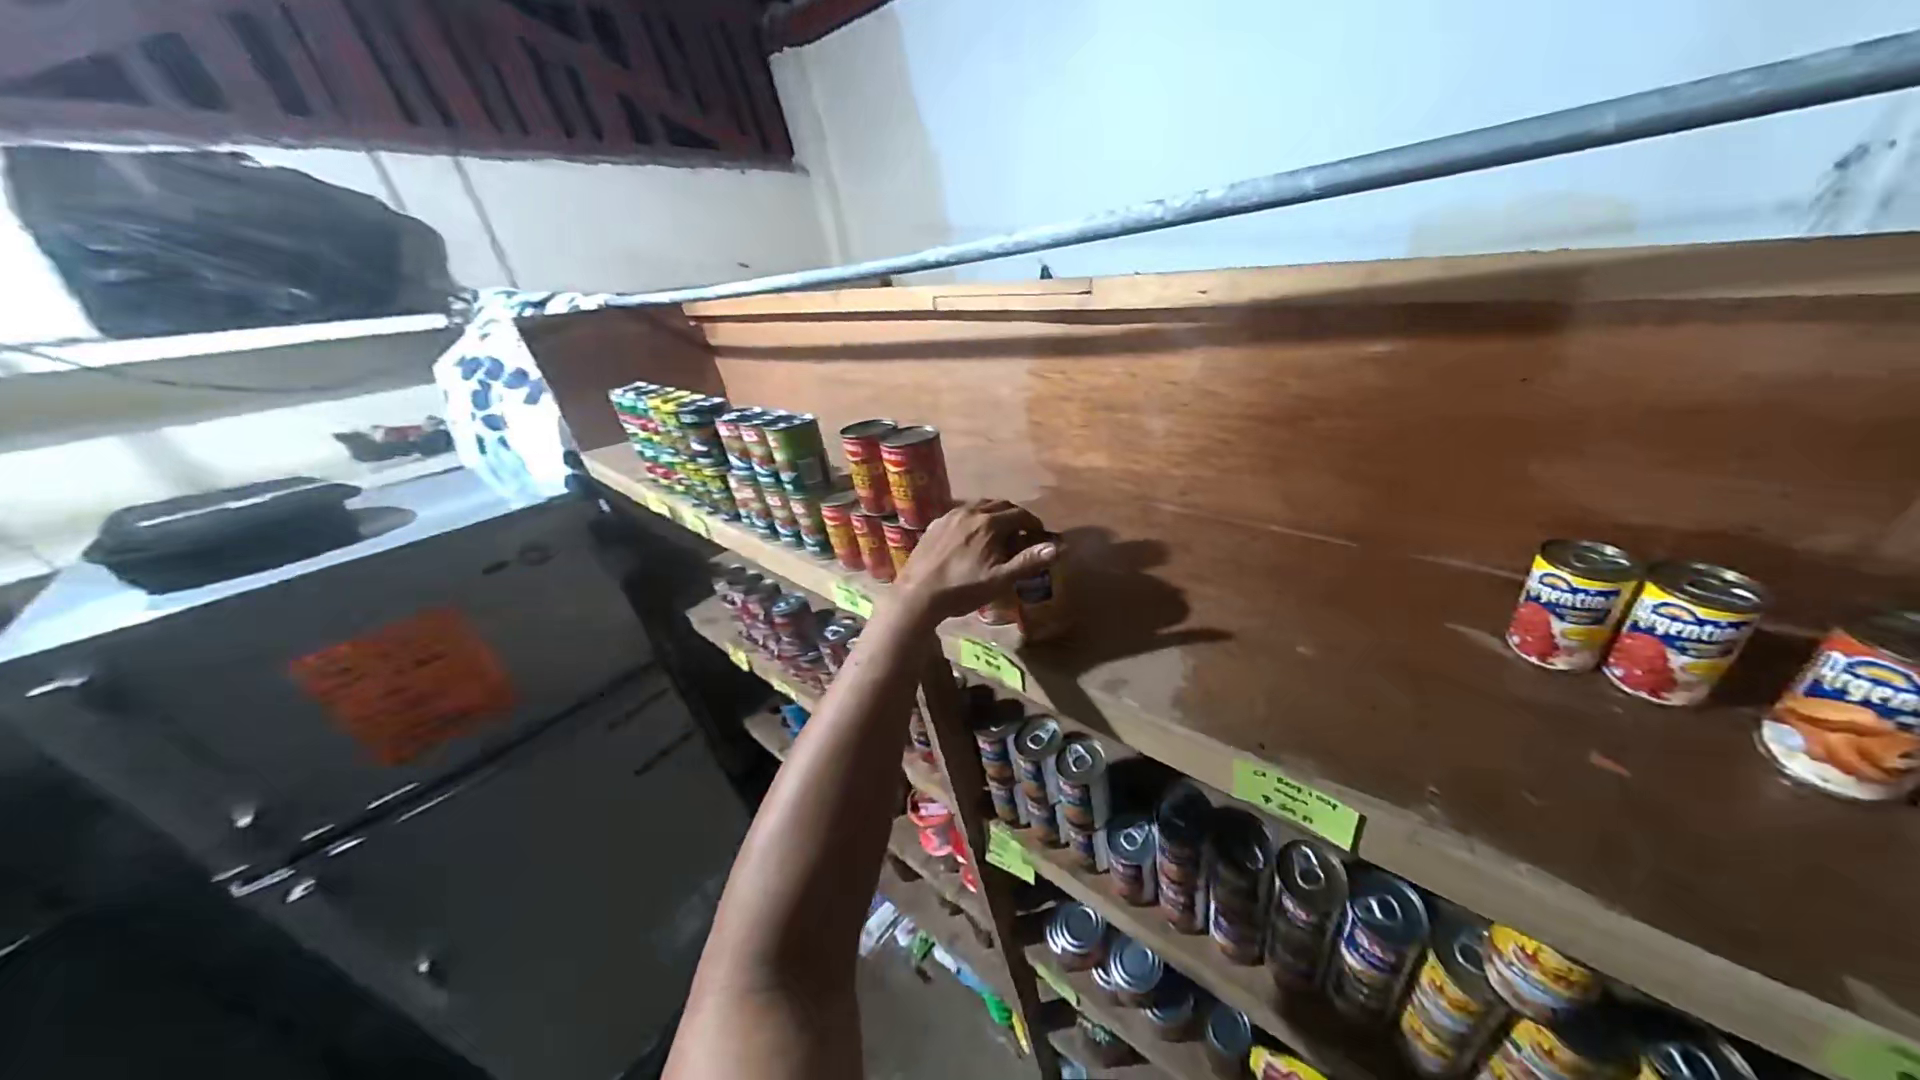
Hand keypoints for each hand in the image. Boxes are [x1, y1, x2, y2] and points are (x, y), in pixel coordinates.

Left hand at [894, 500, 1059, 621]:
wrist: (918, 594)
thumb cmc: (962, 589)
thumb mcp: (1000, 579)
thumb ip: (1028, 561)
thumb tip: (1057, 547)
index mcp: (990, 523)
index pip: (1020, 514)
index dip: (1034, 523)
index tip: (1039, 535)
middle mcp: (970, 512)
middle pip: (1000, 505)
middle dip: (1015, 516)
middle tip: (1021, 533)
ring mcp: (950, 516)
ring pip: (979, 506)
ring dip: (994, 515)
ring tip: (998, 533)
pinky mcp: (935, 524)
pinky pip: (960, 514)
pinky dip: (973, 519)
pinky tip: (970, 536)